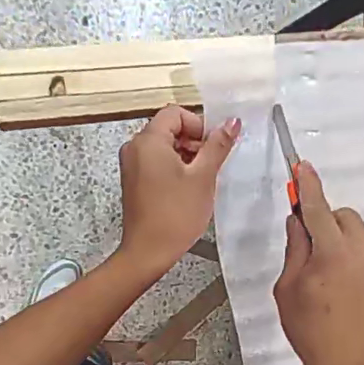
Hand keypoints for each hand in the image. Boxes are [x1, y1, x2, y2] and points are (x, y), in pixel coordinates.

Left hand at [117, 104, 238, 277]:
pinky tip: (188, 189)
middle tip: (211, 164)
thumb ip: (218, 146)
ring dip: (186, 156)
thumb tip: (231, 123)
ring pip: (164, 147)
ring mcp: (132, 165)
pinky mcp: (134, 181)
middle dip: (194, 142)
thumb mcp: (203, 177)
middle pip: (169, 128)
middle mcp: (135, 148)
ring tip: (200, 180)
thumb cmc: (173, 217)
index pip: (176, 113)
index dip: (199, 125)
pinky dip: (175, 169)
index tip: (213, 145)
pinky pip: (156, 163)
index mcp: (149, 141)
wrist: (149, 251)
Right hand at [274, 162, 363, 364]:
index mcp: (335, 251)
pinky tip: (332, 279)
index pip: (318, 207)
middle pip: (340, 215)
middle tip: (302, 243)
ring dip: (335, 236)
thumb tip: (299, 222)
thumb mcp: (289, 287)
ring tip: (317, 270)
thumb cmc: (312, 331)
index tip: (301, 166)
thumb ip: (296, 248)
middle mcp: (363, 249)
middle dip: (321, 220)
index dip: (307, 185)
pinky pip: (361, 248)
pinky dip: (346, 250)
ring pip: (353, 230)